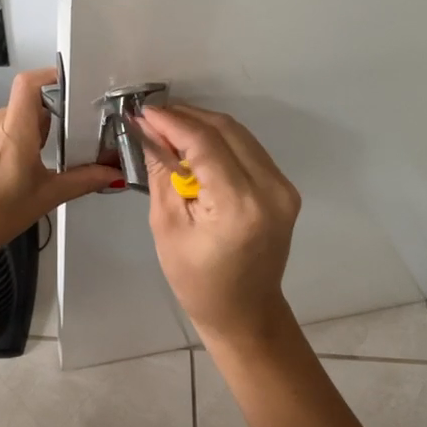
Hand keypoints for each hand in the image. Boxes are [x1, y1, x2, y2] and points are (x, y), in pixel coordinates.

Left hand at [0, 68, 123, 260]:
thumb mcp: (46, 197)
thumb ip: (83, 179)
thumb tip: (112, 173)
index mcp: (13, 133)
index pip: (29, 84)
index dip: (48, 76)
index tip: (64, 84)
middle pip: (22, 105)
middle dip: (40, 119)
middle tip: (51, 145)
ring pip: (5, 118)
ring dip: (19, 131)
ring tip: (24, 164)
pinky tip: (2, 170)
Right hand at [139, 104, 301, 343]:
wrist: (245, 313)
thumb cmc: (197, 280)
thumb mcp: (167, 226)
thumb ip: (161, 171)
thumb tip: (147, 128)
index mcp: (240, 205)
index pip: (205, 143)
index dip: (172, 122)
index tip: (143, 112)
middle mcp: (270, 189)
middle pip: (225, 130)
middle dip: (186, 117)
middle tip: (152, 117)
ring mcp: (282, 187)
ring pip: (238, 134)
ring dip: (202, 125)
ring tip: (168, 127)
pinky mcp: (283, 188)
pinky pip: (248, 148)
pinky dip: (219, 139)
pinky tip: (193, 144)